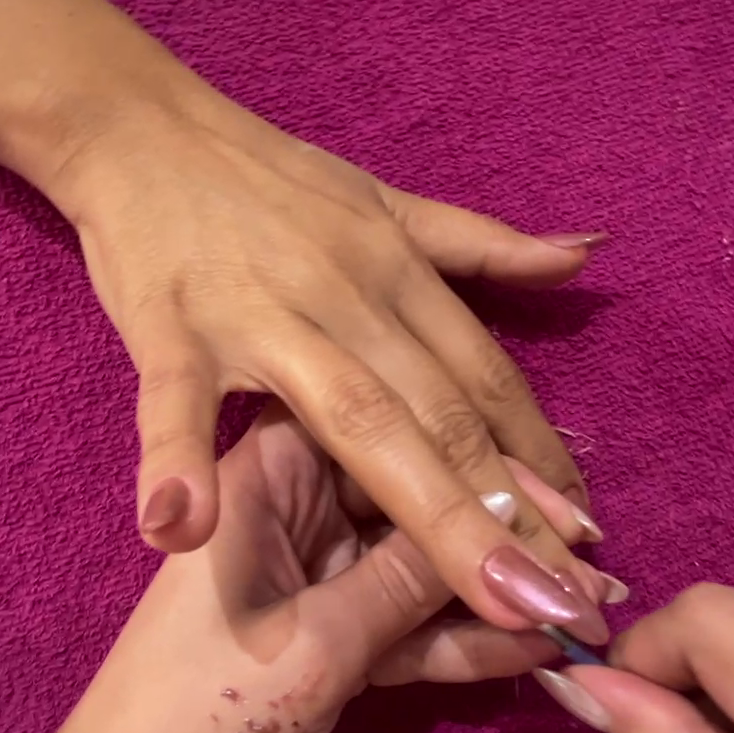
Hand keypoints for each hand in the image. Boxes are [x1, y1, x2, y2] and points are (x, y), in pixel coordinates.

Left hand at [5, 407, 618, 732]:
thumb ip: (405, 581)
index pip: (385, 439)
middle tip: (594, 568)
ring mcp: (317, 576)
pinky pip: (408, 622)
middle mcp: (295, 510)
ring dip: (494, 595)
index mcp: (266, 478)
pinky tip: (531, 651)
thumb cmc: (191, 724)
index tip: (564, 509)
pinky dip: (461, 638)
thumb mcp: (309, 646)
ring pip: (420, 567)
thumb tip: (509, 528)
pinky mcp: (333, 634)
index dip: (475, 468)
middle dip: (501, 538)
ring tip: (585, 614)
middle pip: (414, 500)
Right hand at [52, 91, 611, 644]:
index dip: (543, 459)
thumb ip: (480, 244)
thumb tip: (583, 252)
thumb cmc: (269, 178)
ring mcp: (262, 317)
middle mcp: (350, 299)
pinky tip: (180, 528)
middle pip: (446, 415)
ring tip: (489, 596)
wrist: (143, 131)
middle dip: (518, 512)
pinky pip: (176, 402)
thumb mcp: (386, 201)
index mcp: (399, 274)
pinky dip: (176, 459)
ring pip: (358, 417)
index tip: (590, 536)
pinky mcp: (172, 330)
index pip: (486, 378)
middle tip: (574, 602)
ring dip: (429, 509)